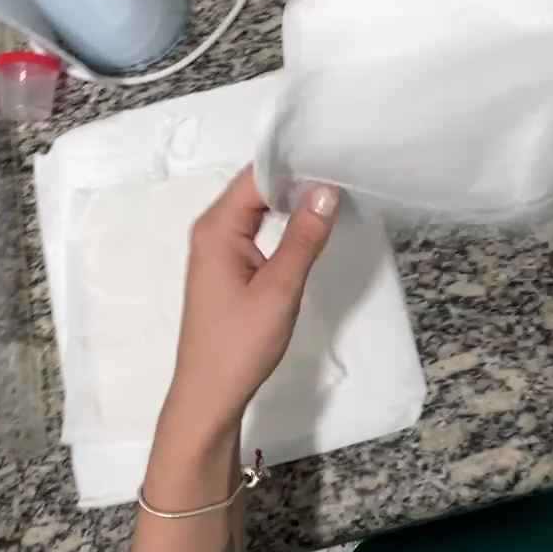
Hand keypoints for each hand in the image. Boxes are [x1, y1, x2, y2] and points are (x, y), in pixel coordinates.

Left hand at [161, 167, 340, 439]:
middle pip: (255, 188)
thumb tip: (327, 188)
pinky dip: (281, 222)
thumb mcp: (279, 288)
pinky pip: (255, 228)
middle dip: (295, 178)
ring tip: (333, 192)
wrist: (210, 394)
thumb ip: (304, 237)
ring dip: (289, 200)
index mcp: (217, 227)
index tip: (335, 157)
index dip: (294, 164)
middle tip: (342, 172)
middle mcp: (212, 229)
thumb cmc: (241, 343)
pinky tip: (307, 224)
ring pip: (256, 209)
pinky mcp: (226, 265)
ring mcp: (217, 248)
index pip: (257, 176)